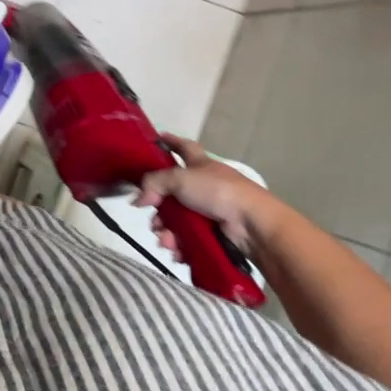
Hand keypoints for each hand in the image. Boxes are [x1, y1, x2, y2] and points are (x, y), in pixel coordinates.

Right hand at [137, 133, 287, 256]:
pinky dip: (179, 245)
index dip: (171, 142)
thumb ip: (154, 183)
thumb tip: (138, 200)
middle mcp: (204, 185)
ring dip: (166, 232)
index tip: (157, 139)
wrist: (252, 224)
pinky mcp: (213, 232)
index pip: (183, 147)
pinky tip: (176, 251)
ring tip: (166, 241)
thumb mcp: (180, 179)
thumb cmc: (218, 191)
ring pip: (177, 219)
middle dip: (158, 208)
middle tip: (153, 220)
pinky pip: (187, 238)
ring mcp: (209, 210)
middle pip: (172, 192)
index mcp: (201, 165)